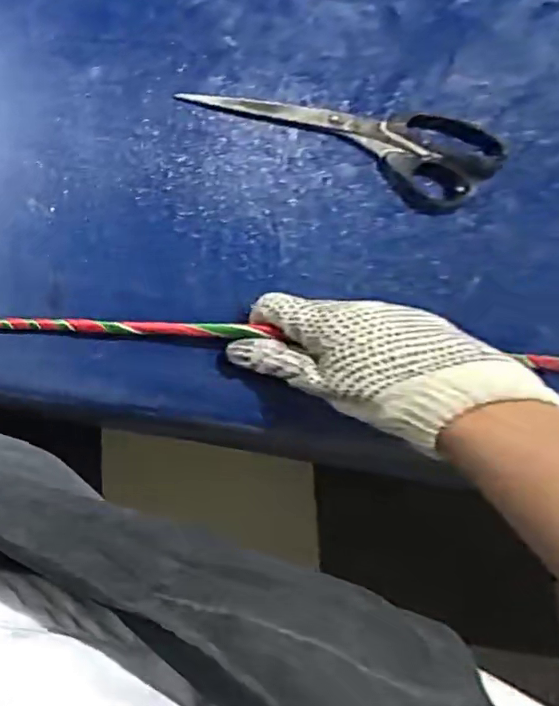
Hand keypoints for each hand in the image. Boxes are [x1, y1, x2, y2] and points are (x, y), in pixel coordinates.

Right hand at [227, 292, 558, 454]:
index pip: (272, 304)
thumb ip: (276, 361)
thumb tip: (235, 347)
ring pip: (346, 319)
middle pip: (310, 312)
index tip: (274, 350)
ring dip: (340, 337)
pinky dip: (373, 339)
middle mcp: (354, 307)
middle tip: (318, 366)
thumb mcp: (319, 383)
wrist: (469, 401)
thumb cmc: (376, 392)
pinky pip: (380, 324)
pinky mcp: (424, 321)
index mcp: (321, 319)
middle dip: (304, 334)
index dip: (264, 326)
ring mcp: (392, 311)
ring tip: (360, 368)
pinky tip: (390, 364)